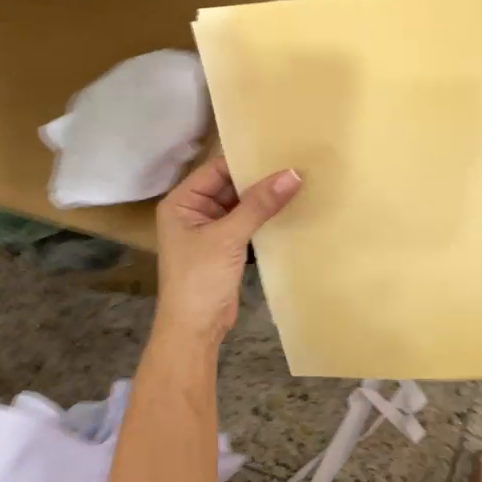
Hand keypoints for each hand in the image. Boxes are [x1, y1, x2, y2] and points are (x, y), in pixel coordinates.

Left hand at [155, 157, 302, 343]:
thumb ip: (260, 204)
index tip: (279, 152)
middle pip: (230, 186)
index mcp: (182, 202)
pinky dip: (265, 220)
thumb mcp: (229, 237)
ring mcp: (210, 231)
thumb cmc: (200, 279)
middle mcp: (194, 212)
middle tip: (296, 165)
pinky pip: (247, 225)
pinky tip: (290, 212)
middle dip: (259, 180)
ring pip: (242, 207)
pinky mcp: (226, 249)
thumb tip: (293, 174)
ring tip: (298, 184)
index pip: (216, 170)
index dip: (246, 161)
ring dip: (265, 201)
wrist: (195, 329)